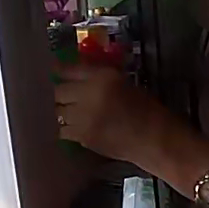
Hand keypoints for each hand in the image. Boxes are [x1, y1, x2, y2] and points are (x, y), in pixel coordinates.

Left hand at [52, 63, 169, 163]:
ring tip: (71, 113)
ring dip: (63, 111)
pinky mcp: (82, 137)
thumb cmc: (145, 108)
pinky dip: (67, 128)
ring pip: (59, 112)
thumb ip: (98, 76)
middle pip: (59, 91)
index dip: (60, 69)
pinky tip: (75, 127)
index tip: (55, 70)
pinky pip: (64, 130)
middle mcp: (89, 94)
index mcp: (102, 76)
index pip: (70, 69)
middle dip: (61, 93)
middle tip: (65, 95)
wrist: (153, 138)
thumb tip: (77, 74)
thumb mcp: (122, 81)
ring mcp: (83, 117)